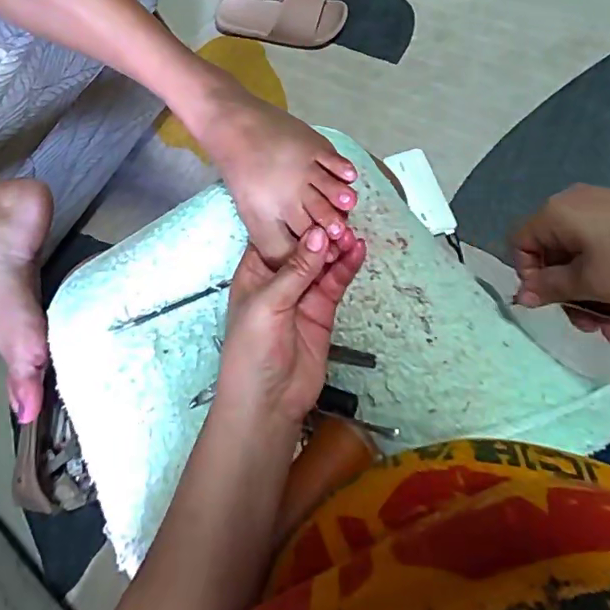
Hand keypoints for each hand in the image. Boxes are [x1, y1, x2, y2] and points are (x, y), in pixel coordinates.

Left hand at [191, 85, 358, 261]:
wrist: (236, 127)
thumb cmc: (240, 171)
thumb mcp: (248, 210)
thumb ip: (271, 232)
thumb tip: (298, 249)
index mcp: (268, 217)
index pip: (295, 244)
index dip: (311, 252)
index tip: (324, 253)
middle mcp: (289, 197)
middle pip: (318, 221)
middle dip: (331, 230)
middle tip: (340, 233)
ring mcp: (304, 169)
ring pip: (331, 193)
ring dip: (341, 201)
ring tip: (347, 205)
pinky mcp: (314, 147)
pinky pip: (335, 162)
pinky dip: (344, 170)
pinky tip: (350, 176)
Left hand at [218, 226, 366, 426]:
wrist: (268, 402)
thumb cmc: (252, 350)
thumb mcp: (268, 304)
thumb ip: (295, 270)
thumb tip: (318, 235)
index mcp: (254, 271)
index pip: (275, 237)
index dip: (296, 222)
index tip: (317, 206)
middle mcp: (278, 279)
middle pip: (303, 247)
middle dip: (321, 234)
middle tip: (342, 220)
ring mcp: (301, 294)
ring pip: (322, 263)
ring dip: (337, 249)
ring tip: (353, 234)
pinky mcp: (321, 311)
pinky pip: (335, 283)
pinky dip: (347, 267)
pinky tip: (358, 252)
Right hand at [511, 186, 609, 344]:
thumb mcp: (592, 283)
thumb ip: (550, 289)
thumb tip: (521, 296)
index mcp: (557, 212)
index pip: (521, 244)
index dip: (531, 278)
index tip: (555, 306)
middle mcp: (578, 205)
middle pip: (554, 256)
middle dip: (571, 297)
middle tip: (594, 328)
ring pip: (585, 260)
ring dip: (596, 298)